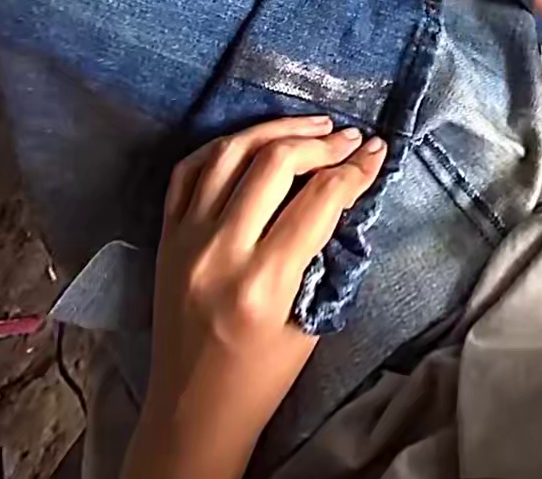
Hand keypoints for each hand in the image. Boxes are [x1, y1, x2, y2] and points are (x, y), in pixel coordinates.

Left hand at [125, 117, 386, 478]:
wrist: (190, 415)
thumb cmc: (263, 375)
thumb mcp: (313, 316)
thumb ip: (327, 248)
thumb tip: (348, 186)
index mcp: (262, 283)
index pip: (320, 199)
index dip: (356, 168)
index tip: (377, 151)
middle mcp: (217, 253)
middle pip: (276, 162)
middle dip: (323, 142)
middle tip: (351, 138)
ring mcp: (184, 240)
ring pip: (231, 152)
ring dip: (278, 129)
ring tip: (313, 125)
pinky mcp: (164, 237)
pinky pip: (190, 169)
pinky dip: (227, 145)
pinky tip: (258, 140)